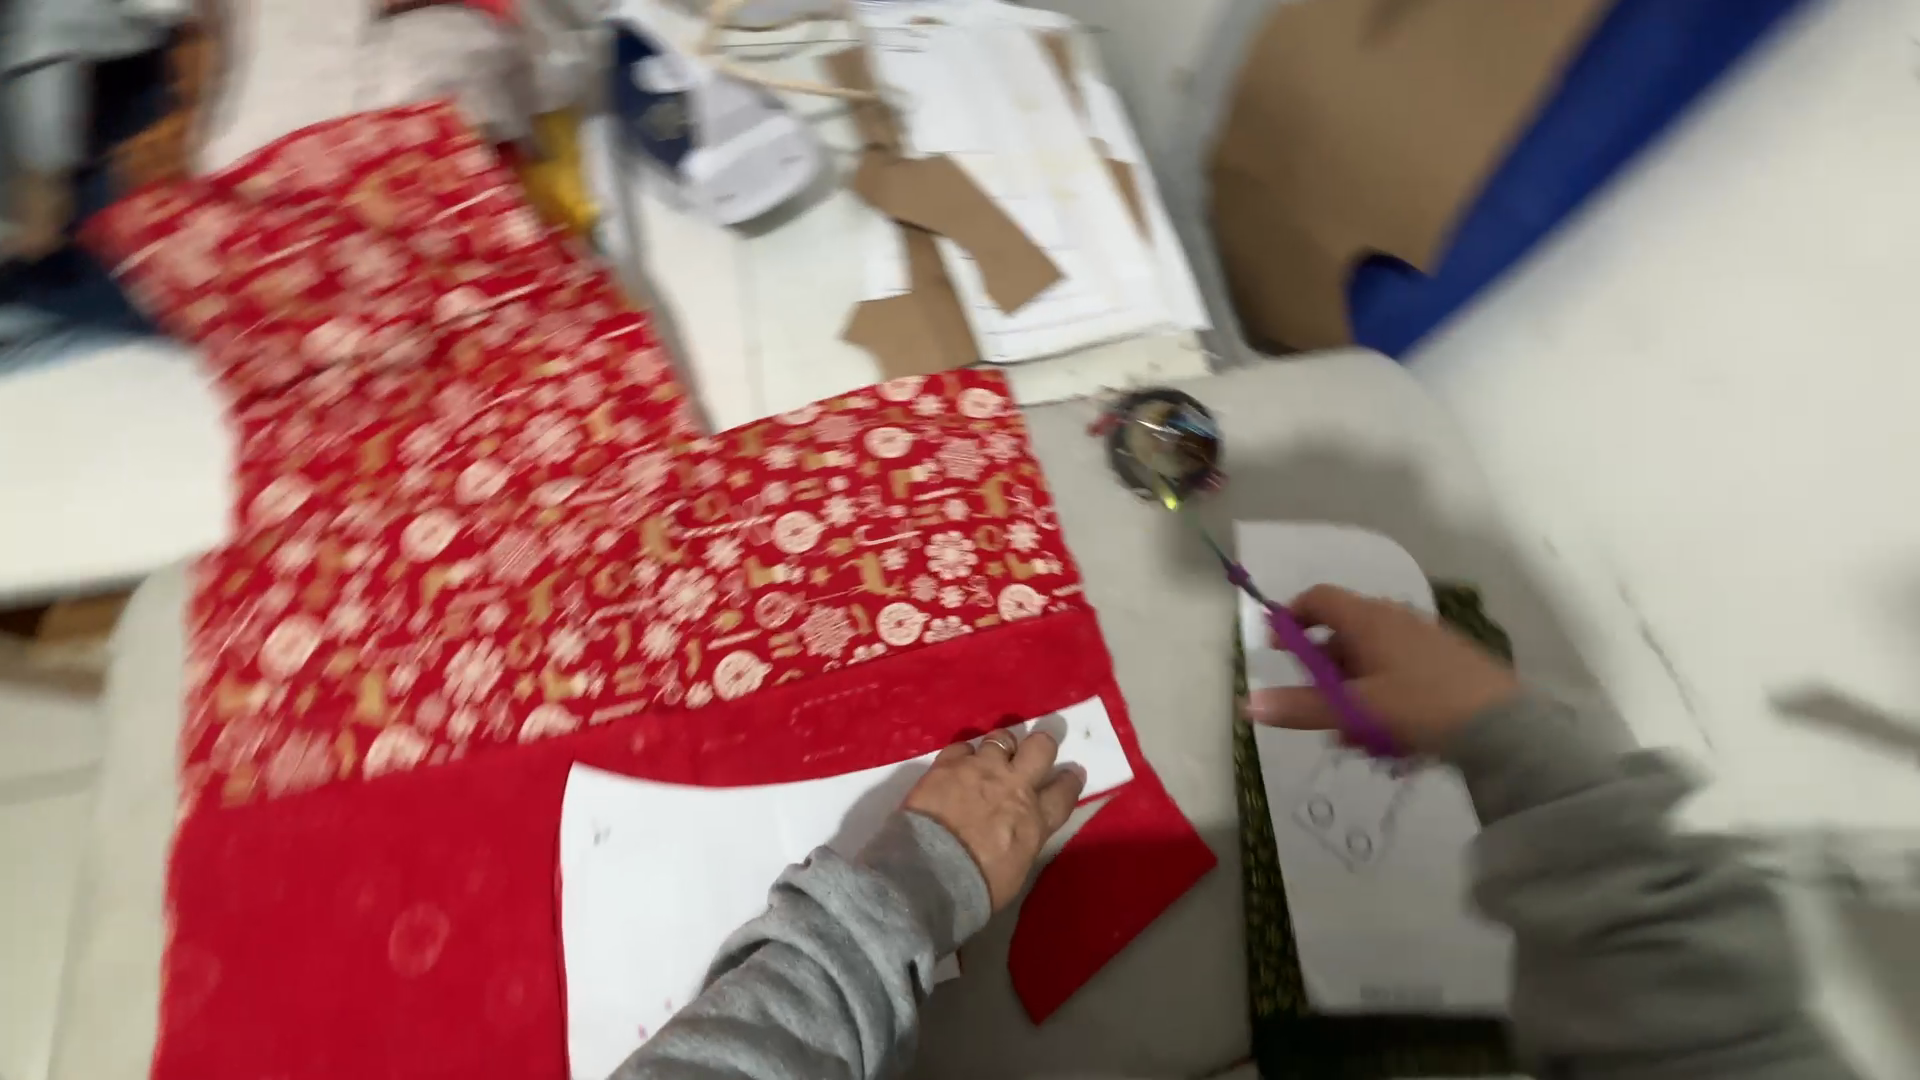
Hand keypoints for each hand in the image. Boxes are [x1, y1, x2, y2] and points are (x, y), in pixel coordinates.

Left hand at [902, 727, 1085, 910]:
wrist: (931, 870)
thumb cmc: (977, 885)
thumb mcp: (1016, 870)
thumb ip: (1023, 840)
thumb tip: (1019, 832)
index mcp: (1034, 819)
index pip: (1064, 792)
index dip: (1070, 780)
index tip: (1072, 773)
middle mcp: (1013, 785)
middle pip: (1040, 747)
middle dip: (1041, 745)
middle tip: (1033, 751)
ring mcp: (981, 769)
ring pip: (1001, 738)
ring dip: (1000, 745)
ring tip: (993, 754)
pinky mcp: (949, 763)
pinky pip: (963, 746)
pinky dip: (963, 754)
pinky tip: (958, 764)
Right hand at [1245, 585, 1518, 751]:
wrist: (1511, 730)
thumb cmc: (1421, 706)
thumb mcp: (1353, 709)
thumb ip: (1299, 706)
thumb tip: (1245, 704)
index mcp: (1367, 618)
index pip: (1316, 598)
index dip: (1291, 617)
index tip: (1278, 647)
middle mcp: (1393, 619)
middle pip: (1340, 631)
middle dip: (1322, 669)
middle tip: (1317, 703)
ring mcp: (1423, 639)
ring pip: (1369, 656)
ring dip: (1350, 688)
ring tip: (1353, 730)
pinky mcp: (1447, 662)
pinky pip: (1397, 670)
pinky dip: (1380, 693)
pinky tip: (1388, 730)